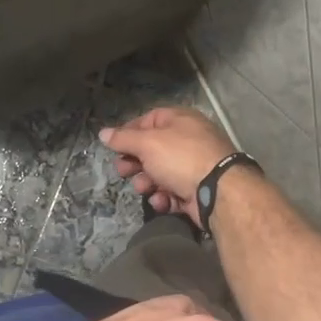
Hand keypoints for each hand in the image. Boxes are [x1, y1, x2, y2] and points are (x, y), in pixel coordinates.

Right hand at [100, 107, 239, 226]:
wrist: (218, 191)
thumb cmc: (181, 158)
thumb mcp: (148, 143)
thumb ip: (124, 139)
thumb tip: (103, 133)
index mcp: (180, 120)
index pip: (149, 120)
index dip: (129, 133)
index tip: (114, 147)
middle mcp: (188, 140)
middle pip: (153, 149)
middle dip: (135, 162)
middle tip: (123, 172)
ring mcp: (194, 166)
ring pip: (160, 173)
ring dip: (147, 182)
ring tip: (144, 188)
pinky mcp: (196, 190)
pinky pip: (173, 192)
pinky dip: (164, 197)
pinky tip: (162, 201)